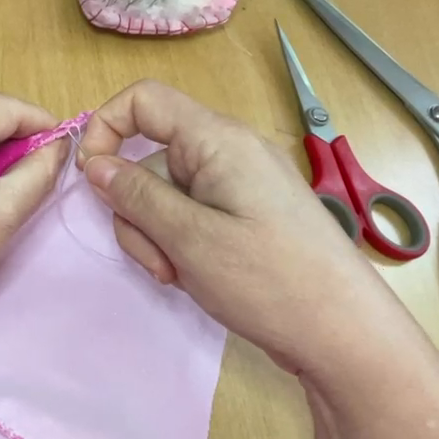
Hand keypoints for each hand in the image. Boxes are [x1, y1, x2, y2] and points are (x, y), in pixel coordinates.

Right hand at [77, 80, 417, 375]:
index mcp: (218, 141)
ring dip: (153, 234)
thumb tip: (94, 164)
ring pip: (161, 194)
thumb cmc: (269, 281)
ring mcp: (236, 186)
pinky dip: (175, 242)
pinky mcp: (241, 215)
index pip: (143, 101)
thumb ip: (135, 195)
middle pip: (148, 158)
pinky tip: (191, 274)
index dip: (105, 127)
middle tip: (154, 257)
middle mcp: (227, 153)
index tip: (91, 177)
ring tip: (175, 273)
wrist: (346, 337)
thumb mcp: (189, 238)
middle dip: (135, 208)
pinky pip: (186, 214)